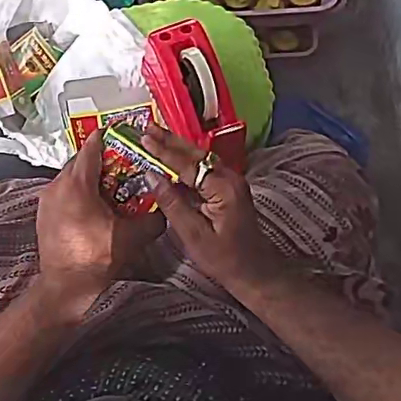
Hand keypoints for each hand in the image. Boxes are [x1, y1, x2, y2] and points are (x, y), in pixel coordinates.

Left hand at [33, 130, 164, 321]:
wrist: (65, 287)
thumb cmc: (96, 259)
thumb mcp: (132, 237)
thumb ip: (153, 218)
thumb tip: (165, 209)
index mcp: (76, 184)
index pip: (91, 148)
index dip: (108, 138)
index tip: (122, 134)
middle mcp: (57, 186)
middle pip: (80, 162)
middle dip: (102, 162)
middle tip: (124, 167)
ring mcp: (46, 201)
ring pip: (70, 178)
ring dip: (90, 179)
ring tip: (111, 189)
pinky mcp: (43, 214)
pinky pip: (63, 194)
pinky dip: (78, 194)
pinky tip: (94, 208)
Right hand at [141, 128, 283, 292]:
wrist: (255, 272)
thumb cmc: (225, 259)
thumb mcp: (194, 235)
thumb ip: (172, 204)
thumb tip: (151, 176)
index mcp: (223, 188)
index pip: (188, 164)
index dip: (164, 151)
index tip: (144, 138)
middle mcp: (230, 178)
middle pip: (195, 153)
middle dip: (169, 140)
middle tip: (146, 128)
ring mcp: (231, 182)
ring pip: (200, 158)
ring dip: (177, 147)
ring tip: (154, 135)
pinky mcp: (228, 189)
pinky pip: (204, 168)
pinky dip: (185, 160)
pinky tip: (171, 158)